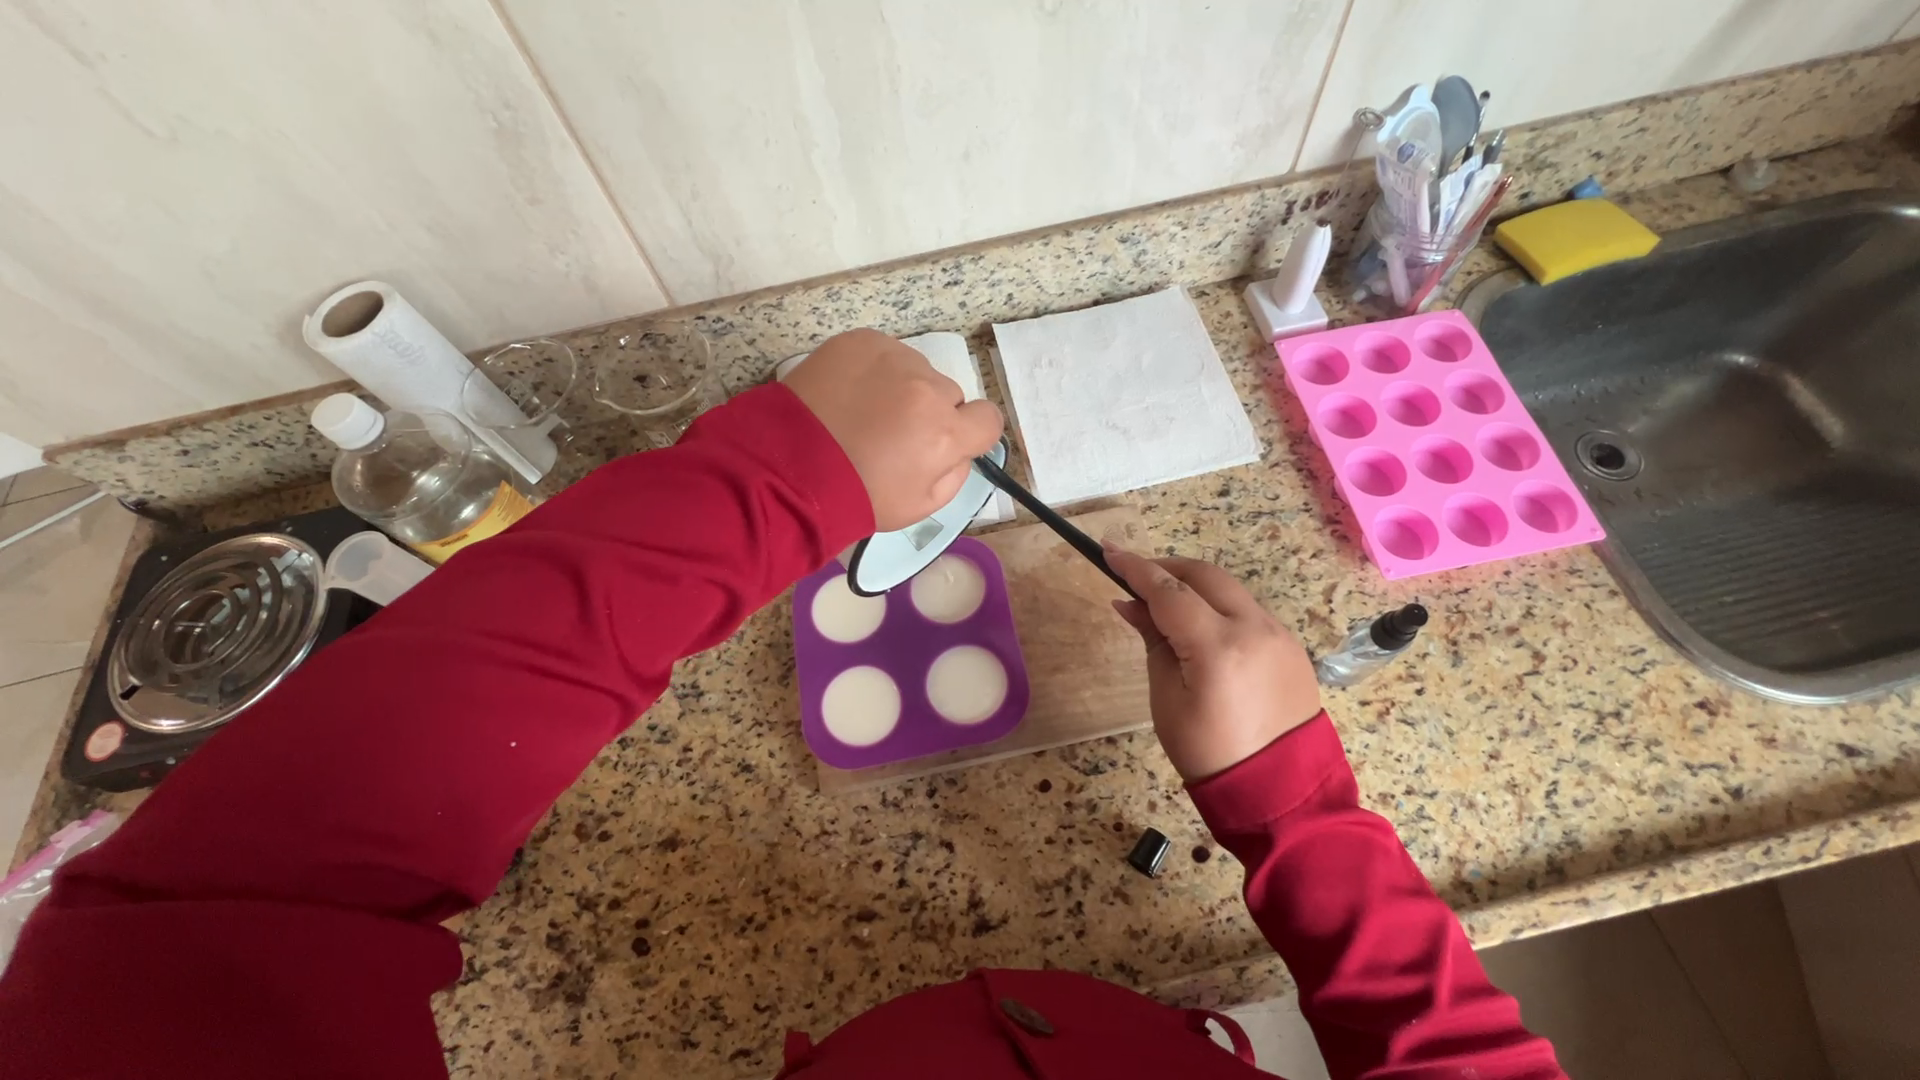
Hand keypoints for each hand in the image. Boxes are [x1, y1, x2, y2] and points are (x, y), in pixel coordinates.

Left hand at [784, 329, 1004, 530]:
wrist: (785, 468)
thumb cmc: (856, 495)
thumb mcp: (920, 507)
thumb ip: (955, 475)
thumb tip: (960, 450)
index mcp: (945, 433)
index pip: (988, 419)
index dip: (969, 433)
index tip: (945, 442)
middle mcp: (926, 388)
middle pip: (947, 394)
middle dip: (929, 412)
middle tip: (892, 435)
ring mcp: (893, 358)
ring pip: (916, 372)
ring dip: (901, 388)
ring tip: (862, 414)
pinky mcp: (862, 341)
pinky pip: (886, 352)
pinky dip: (874, 370)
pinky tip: (849, 394)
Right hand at [1103, 546, 1321, 782]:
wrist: (1279, 791)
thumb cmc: (1208, 752)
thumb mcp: (1167, 698)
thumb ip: (1153, 641)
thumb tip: (1131, 604)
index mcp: (1217, 646)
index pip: (1168, 591)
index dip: (1135, 568)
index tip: (1108, 551)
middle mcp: (1254, 628)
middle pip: (1204, 575)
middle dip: (1167, 568)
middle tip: (1134, 575)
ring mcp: (1279, 636)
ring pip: (1230, 591)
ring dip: (1194, 586)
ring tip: (1164, 603)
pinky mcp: (1291, 648)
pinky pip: (1249, 612)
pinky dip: (1219, 607)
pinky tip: (1201, 627)